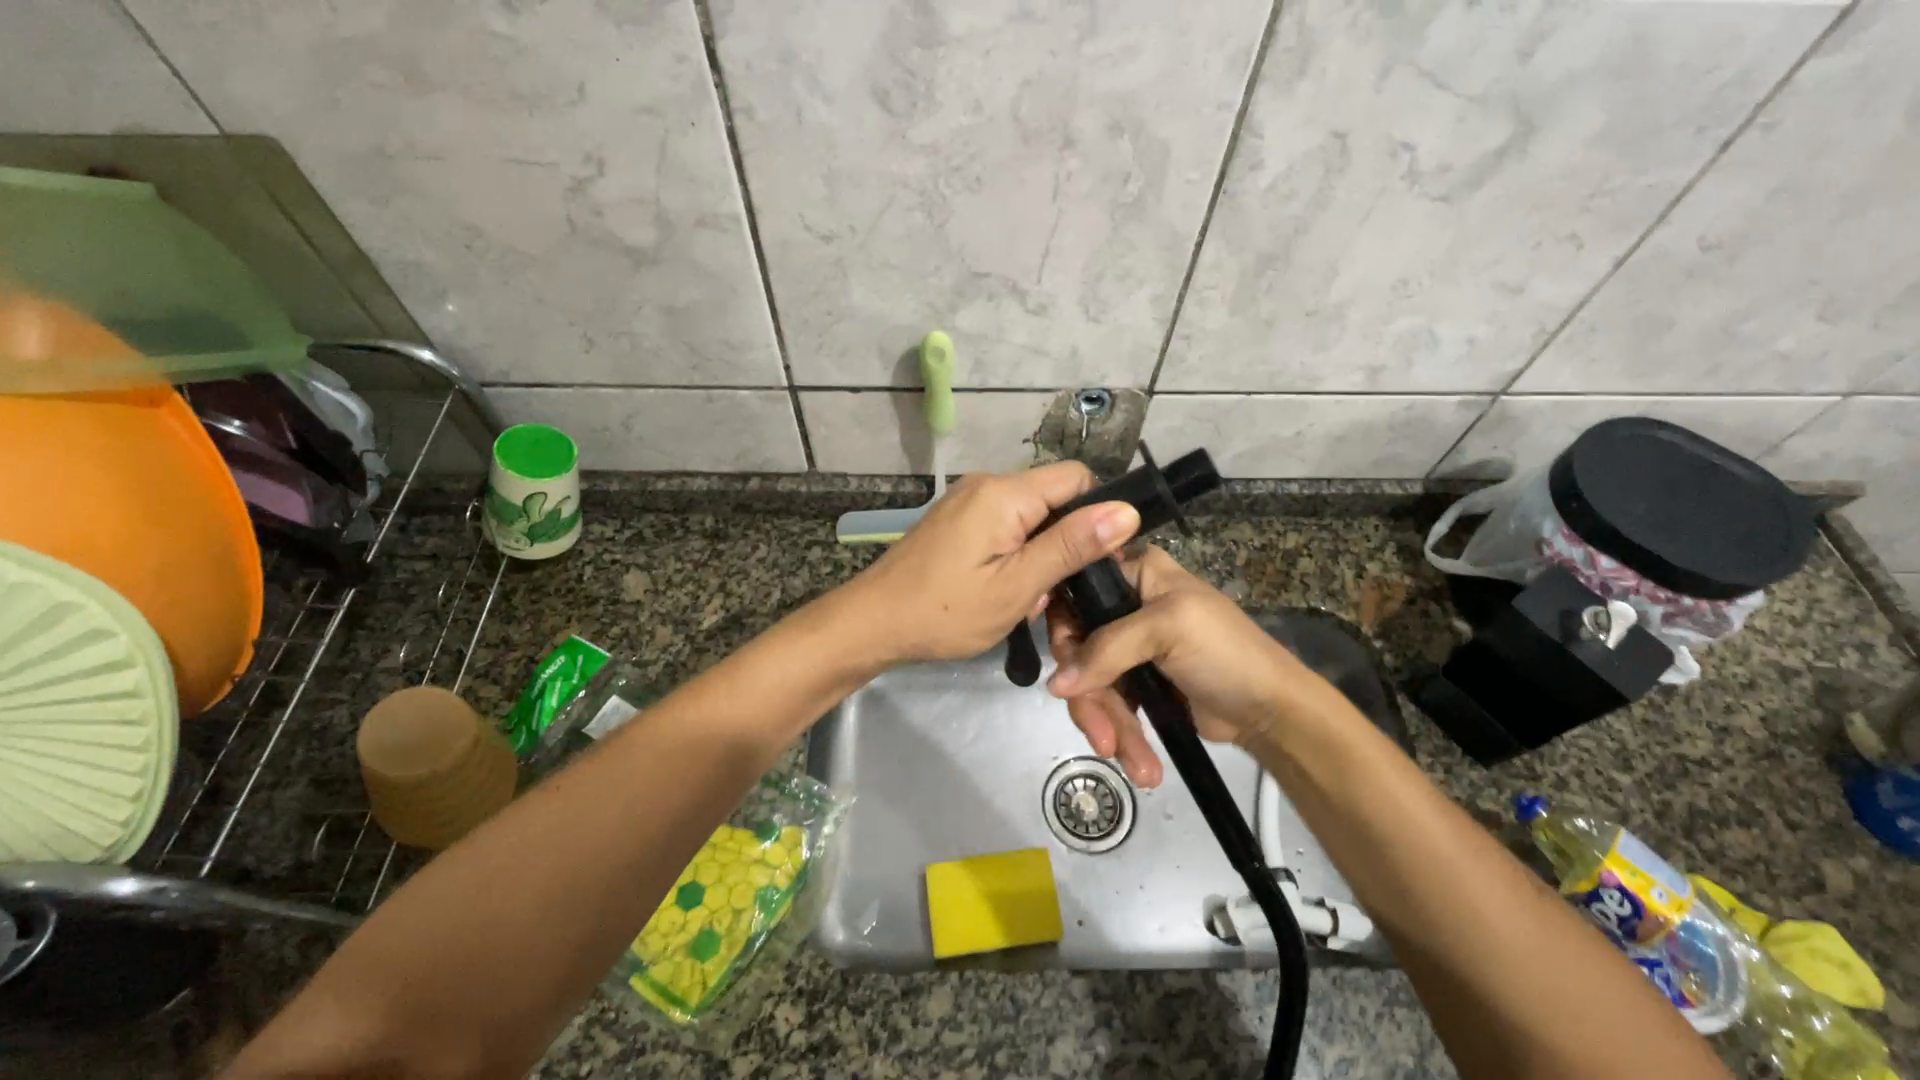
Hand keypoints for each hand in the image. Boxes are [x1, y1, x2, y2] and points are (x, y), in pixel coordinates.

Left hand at [844, 462, 1139, 665]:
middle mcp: (986, 484)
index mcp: (1004, 493)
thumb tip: (1127, 512)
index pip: (1077, 478)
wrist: (872, 624)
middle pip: (1054, 498)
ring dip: (1037, 556)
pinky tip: (998, 591)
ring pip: (1030, 517)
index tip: (1096, 561)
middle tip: (1049, 592)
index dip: (1097, 516)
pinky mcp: (956, 520)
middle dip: (1063, 544)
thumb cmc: (945, 611)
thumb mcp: (1017, 586)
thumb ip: (1070, 547)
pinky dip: (1012, 556)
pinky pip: (1004, 527)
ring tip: (1020, 599)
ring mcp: (967, 500)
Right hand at [1045, 545, 1321, 786]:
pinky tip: (1141, 765)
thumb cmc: (1226, 653)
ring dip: (1110, 726)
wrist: (1272, 712)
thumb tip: (1055, 684)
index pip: (1076, 587)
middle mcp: (1126, 604)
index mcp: (1137, 571)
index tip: (1060, 665)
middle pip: (1077, 646)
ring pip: (1090, 683)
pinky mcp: (1137, 684)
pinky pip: (1108, 706)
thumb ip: (1108, 648)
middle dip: (1092, 699)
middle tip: (1103, 737)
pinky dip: (1122, 735)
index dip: (1062, 625)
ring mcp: (1130, 647)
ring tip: (1138, 767)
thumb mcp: (1167, 630)